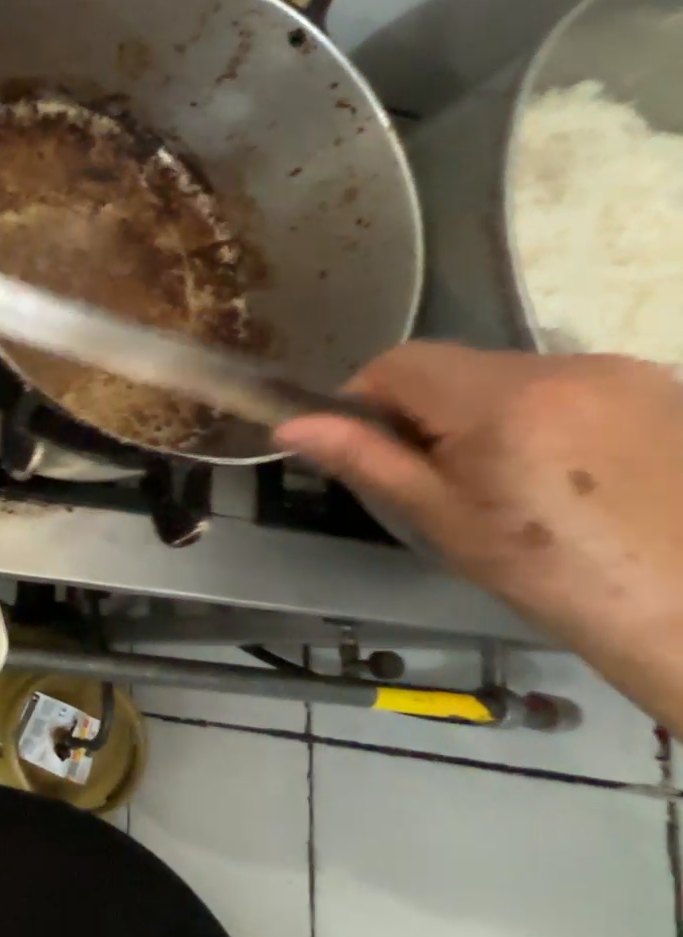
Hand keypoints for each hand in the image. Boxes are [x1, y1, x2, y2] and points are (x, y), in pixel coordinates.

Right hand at [275, 342, 682, 720]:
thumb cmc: (549, 574)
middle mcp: (570, 366)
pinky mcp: (663, 388)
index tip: (368, 449)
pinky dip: (541, 416)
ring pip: (512, 375)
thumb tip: (289, 425)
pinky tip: (563, 474)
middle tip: (437, 478)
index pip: (400, 362)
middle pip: (457, 367)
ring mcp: (626, 372)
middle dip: (428, 411)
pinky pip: (568, 386)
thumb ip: (366, 460)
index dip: (365, 398)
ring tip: (507, 481)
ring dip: (485, 413)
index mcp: (505, 400)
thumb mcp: (440, 519)